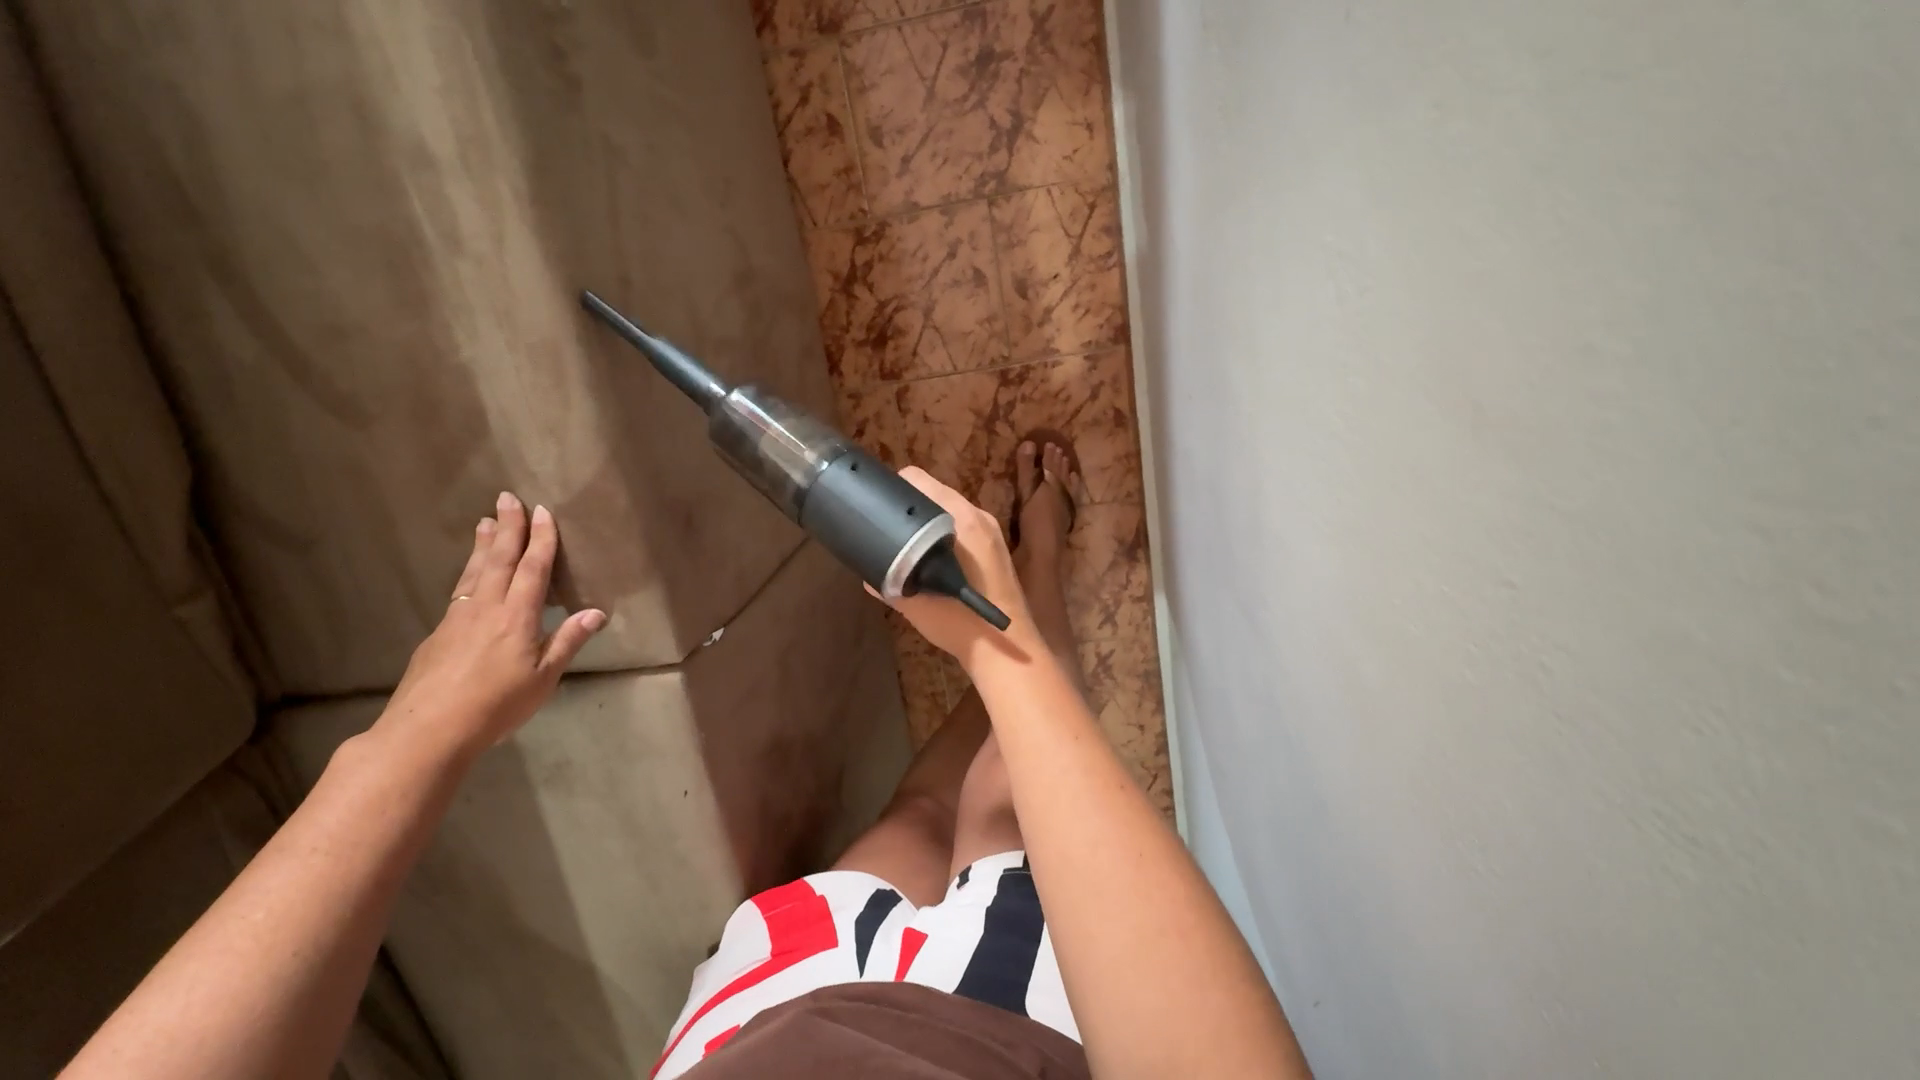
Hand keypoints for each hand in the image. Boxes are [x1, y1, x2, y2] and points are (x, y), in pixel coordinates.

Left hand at [376, 492, 606, 757]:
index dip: (540, 540)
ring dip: (483, 545)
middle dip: (507, 528)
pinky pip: (460, 591)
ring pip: (474, 572)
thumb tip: (595, 612)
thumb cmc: (497, 705)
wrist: (429, 729)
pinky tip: (469, 576)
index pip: (532, 569)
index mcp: (516, 616)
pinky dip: (468, 572)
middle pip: (498, 559)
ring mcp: (457, 619)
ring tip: (485, 522)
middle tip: (507, 498)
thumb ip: (567, 641)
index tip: (542, 512)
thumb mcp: (544, 678)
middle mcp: (486, 608)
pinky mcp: (438, 635)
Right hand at [881, 468, 1040, 670]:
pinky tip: (930, 557)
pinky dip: (944, 534)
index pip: (920, 481)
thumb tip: (867, 576)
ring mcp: (992, 531)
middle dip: (910, 506)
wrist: (1006, 650)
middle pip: (936, 493)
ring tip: (904, 542)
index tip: (877, 507)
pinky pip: (964, 527)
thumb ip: (888, 584)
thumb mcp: (914, 603)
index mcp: (961, 519)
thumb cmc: (959, 622)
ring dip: (928, 521)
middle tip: (886, 527)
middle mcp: (979, 516)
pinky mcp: (996, 548)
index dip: (894, 488)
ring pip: (950, 511)